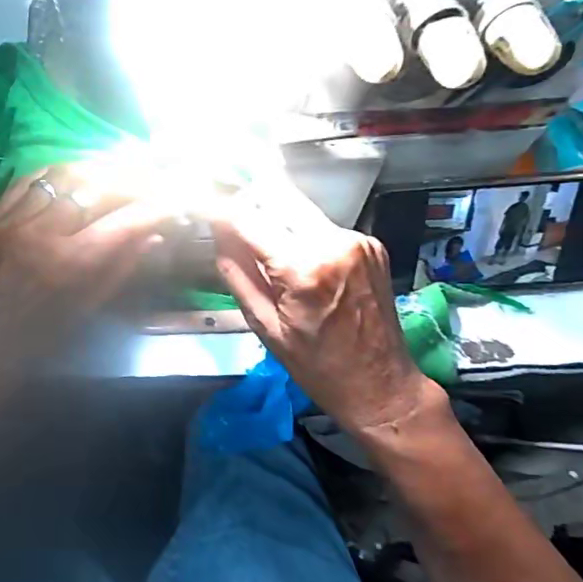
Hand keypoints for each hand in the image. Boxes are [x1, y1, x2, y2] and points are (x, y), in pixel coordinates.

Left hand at [0, 166, 170, 393]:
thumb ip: (118, 271)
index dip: (155, 208)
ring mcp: (9, 221)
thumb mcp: (82, 316)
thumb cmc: (30, 351)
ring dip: (94, 171)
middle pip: (94, 187)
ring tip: (115, 174)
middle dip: (130, 181)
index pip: (123, 221)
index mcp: (66, 264)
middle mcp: (38, 232)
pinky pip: (25, 182)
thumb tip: (153, 235)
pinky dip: (54, 176)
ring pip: (59, 176)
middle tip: (149, 183)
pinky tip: (71, 178)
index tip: (174, 203)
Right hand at [209, 180, 448, 444]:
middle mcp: (334, 244)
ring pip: (298, 207)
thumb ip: (237, 273)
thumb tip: (218, 236)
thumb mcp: (264, 325)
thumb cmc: (318, 366)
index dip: (220, 209)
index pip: (249, 219)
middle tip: (227, 220)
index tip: (201, 205)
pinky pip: (319, 224)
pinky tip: (291, 257)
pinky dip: (298, 232)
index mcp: (304, 269)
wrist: (381, 384)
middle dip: (246, 203)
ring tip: (256, 243)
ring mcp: (356, 241)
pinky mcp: (369, 244)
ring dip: (272, 217)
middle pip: (277, 197)